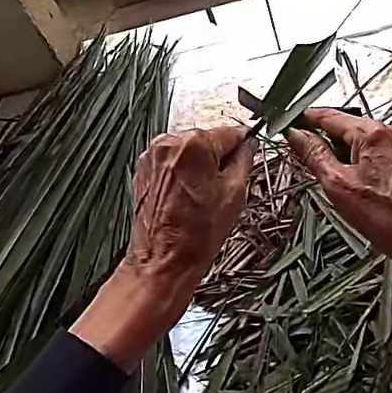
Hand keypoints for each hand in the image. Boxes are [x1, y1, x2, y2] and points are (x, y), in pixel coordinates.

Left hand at [72, 126, 253, 368]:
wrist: (163, 260)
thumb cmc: (195, 234)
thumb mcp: (235, 193)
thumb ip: (245, 159)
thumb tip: (248, 145)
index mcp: (193, 144)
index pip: (231, 132)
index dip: (243, 147)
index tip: (247, 157)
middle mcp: (168, 143)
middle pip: (208, 140)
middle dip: (218, 159)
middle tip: (223, 188)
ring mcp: (152, 156)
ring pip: (190, 151)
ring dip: (200, 166)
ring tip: (202, 197)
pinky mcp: (144, 169)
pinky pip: (173, 162)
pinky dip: (183, 174)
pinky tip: (187, 198)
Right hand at [285, 108, 391, 301]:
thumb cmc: (385, 218)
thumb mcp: (337, 184)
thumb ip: (313, 154)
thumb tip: (296, 135)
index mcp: (372, 133)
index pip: (329, 116)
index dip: (304, 119)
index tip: (290, 124)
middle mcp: (390, 133)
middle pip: (345, 126)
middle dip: (322, 138)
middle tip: (302, 152)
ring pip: (360, 139)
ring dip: (340, 151)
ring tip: (328, 174)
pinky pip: (375, 151)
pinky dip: (358, 159)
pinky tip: (352, 180)